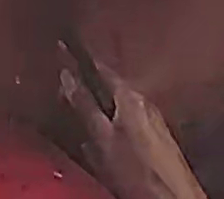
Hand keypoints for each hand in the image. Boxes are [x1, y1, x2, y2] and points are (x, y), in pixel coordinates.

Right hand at [60, 52, 208, 198]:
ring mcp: (155, 124)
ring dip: (101, 116)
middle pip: (110, 90)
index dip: (80, 62)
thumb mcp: (103, 137)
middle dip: (89, 94)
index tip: (63, 53)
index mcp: (130, 96)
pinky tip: (108, 150)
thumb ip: (84, 104)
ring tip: (86, 130)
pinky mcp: (160, 145)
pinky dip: (115, 132)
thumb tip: (66, 74)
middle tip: (68, 100)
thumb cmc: (139, 171)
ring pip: (119, 111)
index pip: (101, 68)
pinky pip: (130, 129)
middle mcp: (144, 104)